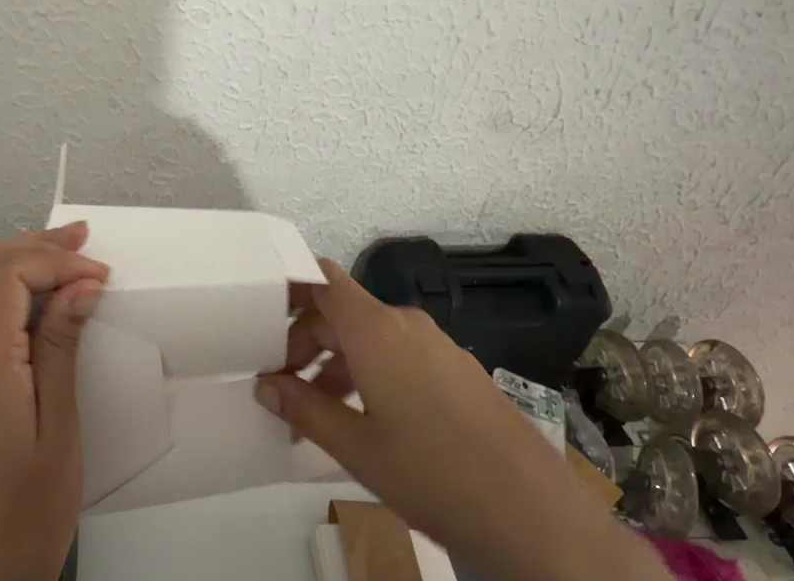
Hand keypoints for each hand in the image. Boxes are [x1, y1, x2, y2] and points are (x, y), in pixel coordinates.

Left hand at [0, 224, 108, 580]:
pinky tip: (48, 293)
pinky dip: (15, 285)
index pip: (7, 273)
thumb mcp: (58, 425)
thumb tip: (79, 284)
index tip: (99, 275)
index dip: (54, 260)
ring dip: (22, 257)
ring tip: (71, 253)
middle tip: (83, 241)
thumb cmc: (29, 506)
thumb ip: (60, 346)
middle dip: (34, 243)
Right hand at [255, 260, 670, 580]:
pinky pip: (401, 353)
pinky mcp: (459, 370)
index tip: (259, 316)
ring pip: (372, 335)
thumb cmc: (433, 473)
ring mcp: (438, 345)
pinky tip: (367, 418)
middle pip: (342, 311)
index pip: (322, 280)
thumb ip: (303, 409)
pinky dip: (371, 371)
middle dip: (305, 340)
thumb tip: (265, 385)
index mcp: (375, 330)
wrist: (534, 514)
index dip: (289, 287)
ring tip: (319, 410)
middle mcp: (406, 324)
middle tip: (280, 385)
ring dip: (337, 361)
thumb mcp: (355, 447)